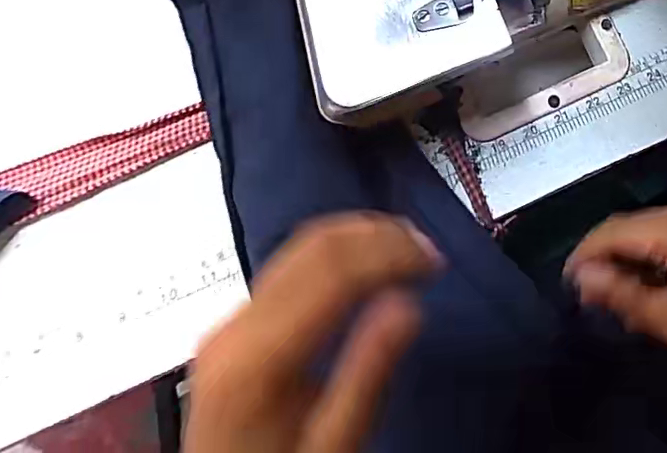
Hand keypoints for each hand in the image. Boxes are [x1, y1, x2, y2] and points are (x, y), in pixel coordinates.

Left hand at [185, 213, 441, 452]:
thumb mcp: (330, 450)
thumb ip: (366, 378)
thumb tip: (409, 305)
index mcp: (255, 357)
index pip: (331, 270)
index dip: (389, 252)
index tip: (434, 261)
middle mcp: (236, 324)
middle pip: (316, 245)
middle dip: (380, 236)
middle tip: (428, 250)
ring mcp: (232, 318)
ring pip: (304, 243)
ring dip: (362, 235)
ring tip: (408, 247)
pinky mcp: (238, 320)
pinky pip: (294, 261)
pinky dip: (340, 249)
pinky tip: (367, 259)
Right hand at [566, 198, 666, 452]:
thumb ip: (624, 294)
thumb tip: (580, 275)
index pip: (615, 229)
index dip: (586, 253)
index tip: (566, 284)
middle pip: (631, 225)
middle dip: (606, 257)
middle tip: (588, 296)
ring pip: (648, 230)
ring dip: (628, 258)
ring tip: (611, 295)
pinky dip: (651, 257)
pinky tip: (645, 286)